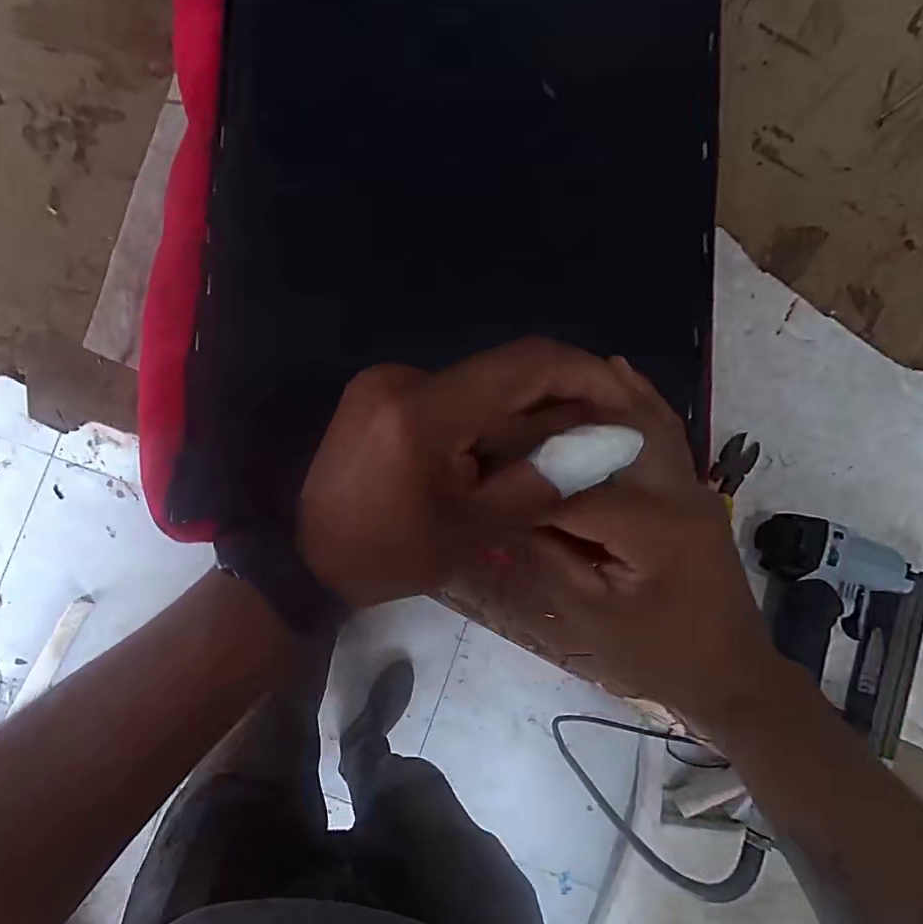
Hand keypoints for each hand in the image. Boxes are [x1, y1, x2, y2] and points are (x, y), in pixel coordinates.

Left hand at [300, 338, 635, 607]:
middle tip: (587, 443)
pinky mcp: (376, 393)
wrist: (303, 560)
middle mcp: (402, 377)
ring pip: (477, 387)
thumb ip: (544, 478)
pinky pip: (449, 397)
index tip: (619, 402)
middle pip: (502, 374)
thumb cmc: (389, 555)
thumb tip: (608, 440)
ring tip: (532, 464)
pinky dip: (480, 422)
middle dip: (552, 405)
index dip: (583, 374)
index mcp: (424, 410)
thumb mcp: (475, 527)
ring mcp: (383, 381)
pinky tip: (485, 460)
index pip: (524, 364)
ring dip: (515, 418)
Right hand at [518, 358, 777, 724]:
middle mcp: (676, 491)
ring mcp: (692, 487)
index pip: (573, 485)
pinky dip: (640, 400)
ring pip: (650, 418)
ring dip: (607, 388)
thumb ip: (549, 556)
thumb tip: (508, 511)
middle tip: (514, 394)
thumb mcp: (590, 617)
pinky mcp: (694, 492)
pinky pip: (666, 434)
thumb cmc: (657, 653)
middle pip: (619, 426)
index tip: (482, 472)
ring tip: (561, 368)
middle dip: (566, 405)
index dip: (524, 478)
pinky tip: (620, 375)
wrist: (730, 672)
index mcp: (649, 526)